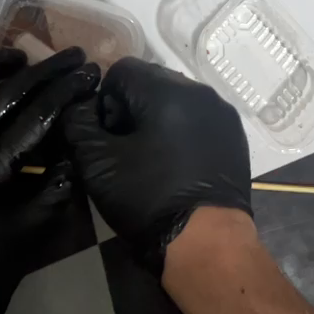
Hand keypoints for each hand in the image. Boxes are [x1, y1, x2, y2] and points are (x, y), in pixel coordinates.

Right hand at [63, 57, 251, 270]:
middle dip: (133, 106)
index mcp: (165, 89)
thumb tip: (80, 104)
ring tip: (153, 158)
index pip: (123, 70)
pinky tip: (179, 164)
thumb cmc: (149, 200)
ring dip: (160, 117)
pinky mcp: (234, 131)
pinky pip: (200, 116)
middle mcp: (197, 89)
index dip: (106, 100)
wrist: (208, 243)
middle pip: (152, 80)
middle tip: (127, 149)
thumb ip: (79, 124)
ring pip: (177, 98)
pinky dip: (185, 130)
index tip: (108, 135)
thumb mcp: (98, 165)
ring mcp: (220, 110)